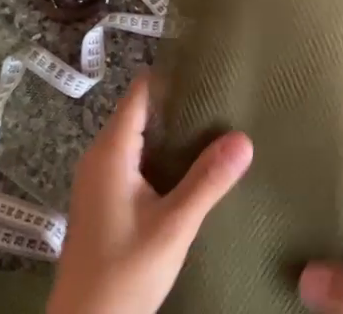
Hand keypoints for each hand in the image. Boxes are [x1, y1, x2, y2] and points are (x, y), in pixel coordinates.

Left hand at [47, 73, 254, 313]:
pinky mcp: (103, 201)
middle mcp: (99, 157)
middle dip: (178, 105)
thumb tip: (244, 138)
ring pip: (138, 139)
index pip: (140, 92)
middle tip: (223, 99)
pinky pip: (133, 161)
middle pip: (139, 112)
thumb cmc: (124, 272)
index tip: (209, 70)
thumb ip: (207, 181)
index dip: (172, 77)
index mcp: (110, 152)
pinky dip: (161, 157)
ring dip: (171, 134)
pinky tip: (190, 169)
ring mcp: (98, 180)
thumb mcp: (173, 227)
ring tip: (215, 128)